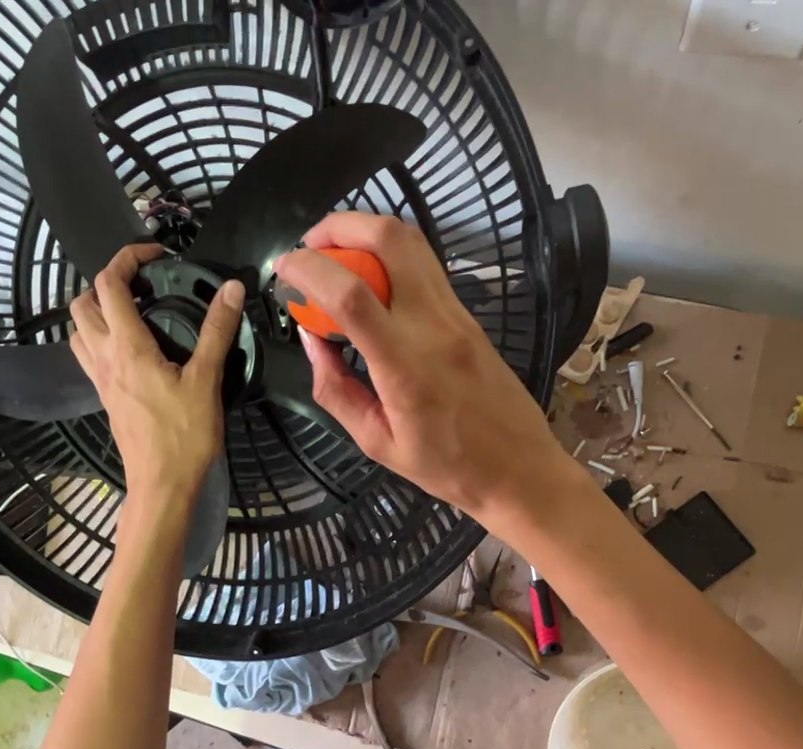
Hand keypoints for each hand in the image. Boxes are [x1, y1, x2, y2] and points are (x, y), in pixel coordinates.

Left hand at [70, 244, 244, 498]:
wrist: (162, 485)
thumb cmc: (184, 436)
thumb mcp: (206, 381)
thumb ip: (217, 332)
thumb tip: (231, 288)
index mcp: (126, 346)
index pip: (110, 283)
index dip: (128, 258)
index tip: (157, 256)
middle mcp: (104, 356)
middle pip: (83, 302)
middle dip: (108, 283)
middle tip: (145, 287)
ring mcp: (100, 379)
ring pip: (79, 329)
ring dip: (98, 311)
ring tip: (135, 314)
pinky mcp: (106, 397)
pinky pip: (89, 354)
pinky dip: (101, 338)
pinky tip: (132, 349)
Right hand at [273, 213, 569, 522]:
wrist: (519, 468)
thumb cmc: (447, 467)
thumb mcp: (377, 442)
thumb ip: (336, 389)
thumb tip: (310, 338)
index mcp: (405, 368)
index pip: (352, 296)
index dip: (310, 269)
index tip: (283, 267)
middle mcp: (433, 326)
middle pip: (389, 239)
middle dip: (340, 226)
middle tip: (310, 246)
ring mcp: (456, 314)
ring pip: (412, 242)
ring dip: (366, 231)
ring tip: (336, 253)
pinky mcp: (467, 315)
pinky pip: (425, 264)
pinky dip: (389, 254)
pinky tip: (369, 278)